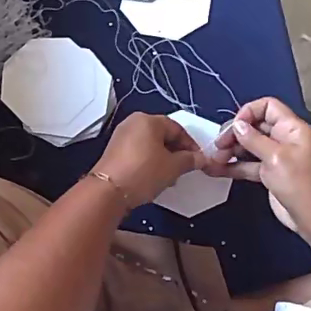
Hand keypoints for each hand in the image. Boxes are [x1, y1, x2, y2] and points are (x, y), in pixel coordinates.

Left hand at [90, 112, 209, 206]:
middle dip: (176, 152)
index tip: (198, 159)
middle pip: (162, 135)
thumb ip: (190, 160)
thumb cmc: (143, 172)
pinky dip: (149, 161)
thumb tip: (200, 158)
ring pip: (150, 145)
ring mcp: (121, 136)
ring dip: (163, 159)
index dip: (190, 145)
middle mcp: (132, 123)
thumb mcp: (173, 167)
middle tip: (184, 168)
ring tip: (169, 176)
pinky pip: (138, 152)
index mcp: (147, 120)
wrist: (109, 190)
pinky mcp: (114, 151)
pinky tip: (153, 177)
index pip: (177, 128)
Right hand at [205, 97, 310, 233]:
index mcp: (292, 129)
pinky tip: (218, 170)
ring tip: (214, 160)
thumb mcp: (276, 158)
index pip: (268, 107)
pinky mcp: (272, 175)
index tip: (233, 128)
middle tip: (218, 147)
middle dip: (235, 134)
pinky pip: (250, 165)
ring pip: (250, 147)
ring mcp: (278, 158)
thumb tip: (238, 125)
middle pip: (256, 126)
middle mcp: (285, 139)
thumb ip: (254, 139)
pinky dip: (235, 166)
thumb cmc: (302, 185)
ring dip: (231, 151)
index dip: (248, 113)